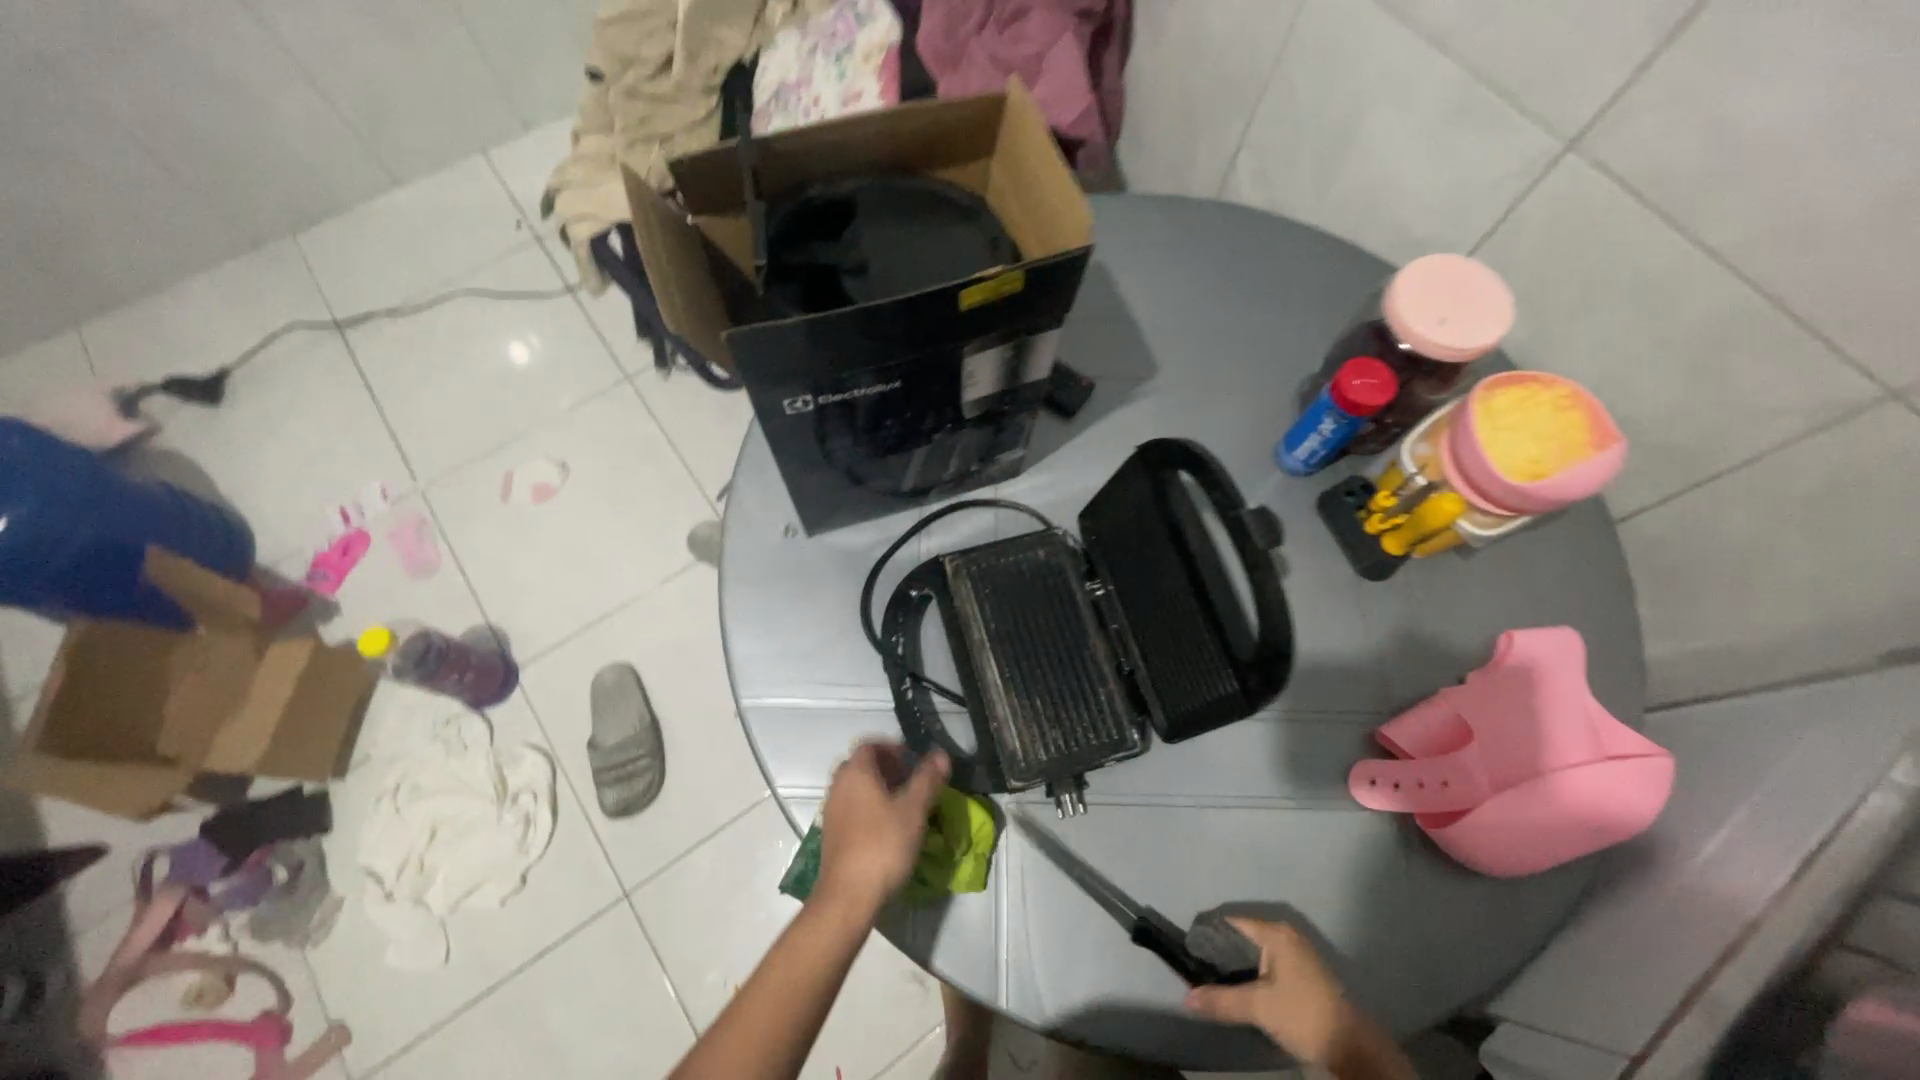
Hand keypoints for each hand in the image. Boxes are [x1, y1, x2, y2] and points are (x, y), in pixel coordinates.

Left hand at [815, 741, 949, 916]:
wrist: (848, 894)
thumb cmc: (883, 845)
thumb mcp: (914, 810)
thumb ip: (927, 779)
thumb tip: (940, 755)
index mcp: (855, 772)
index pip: (870, 745)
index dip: (893, 748)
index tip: (913, 761)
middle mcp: (838, 785)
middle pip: (861, 765)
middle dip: (887, 768)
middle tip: (911, 782)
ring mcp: (831, 810)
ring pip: (855, 788)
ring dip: (878, 789)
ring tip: (903, 806)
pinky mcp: (831, 833)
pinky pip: (851, 807)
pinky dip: (869, 808)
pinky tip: (887, 829)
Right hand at [1184, 918, 1355, 1065]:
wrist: (1354, 1047)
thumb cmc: (1304, 1014)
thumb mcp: (1259, 1008)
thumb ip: (1221, 1000)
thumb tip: (1186, 998)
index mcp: (1276, 934)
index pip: (1231, 923)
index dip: (1207, 936)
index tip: (1188, 952)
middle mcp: (1287, 937)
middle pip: (1243, 938)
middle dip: (1220, 954)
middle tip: (1196, 970)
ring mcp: (1298, 956)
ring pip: (1256, 955)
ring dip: (1236, 968)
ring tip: (1212, 982)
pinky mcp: (1304, 975)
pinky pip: (1268, 967)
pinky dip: (1252, 976)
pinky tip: (1240, 992)